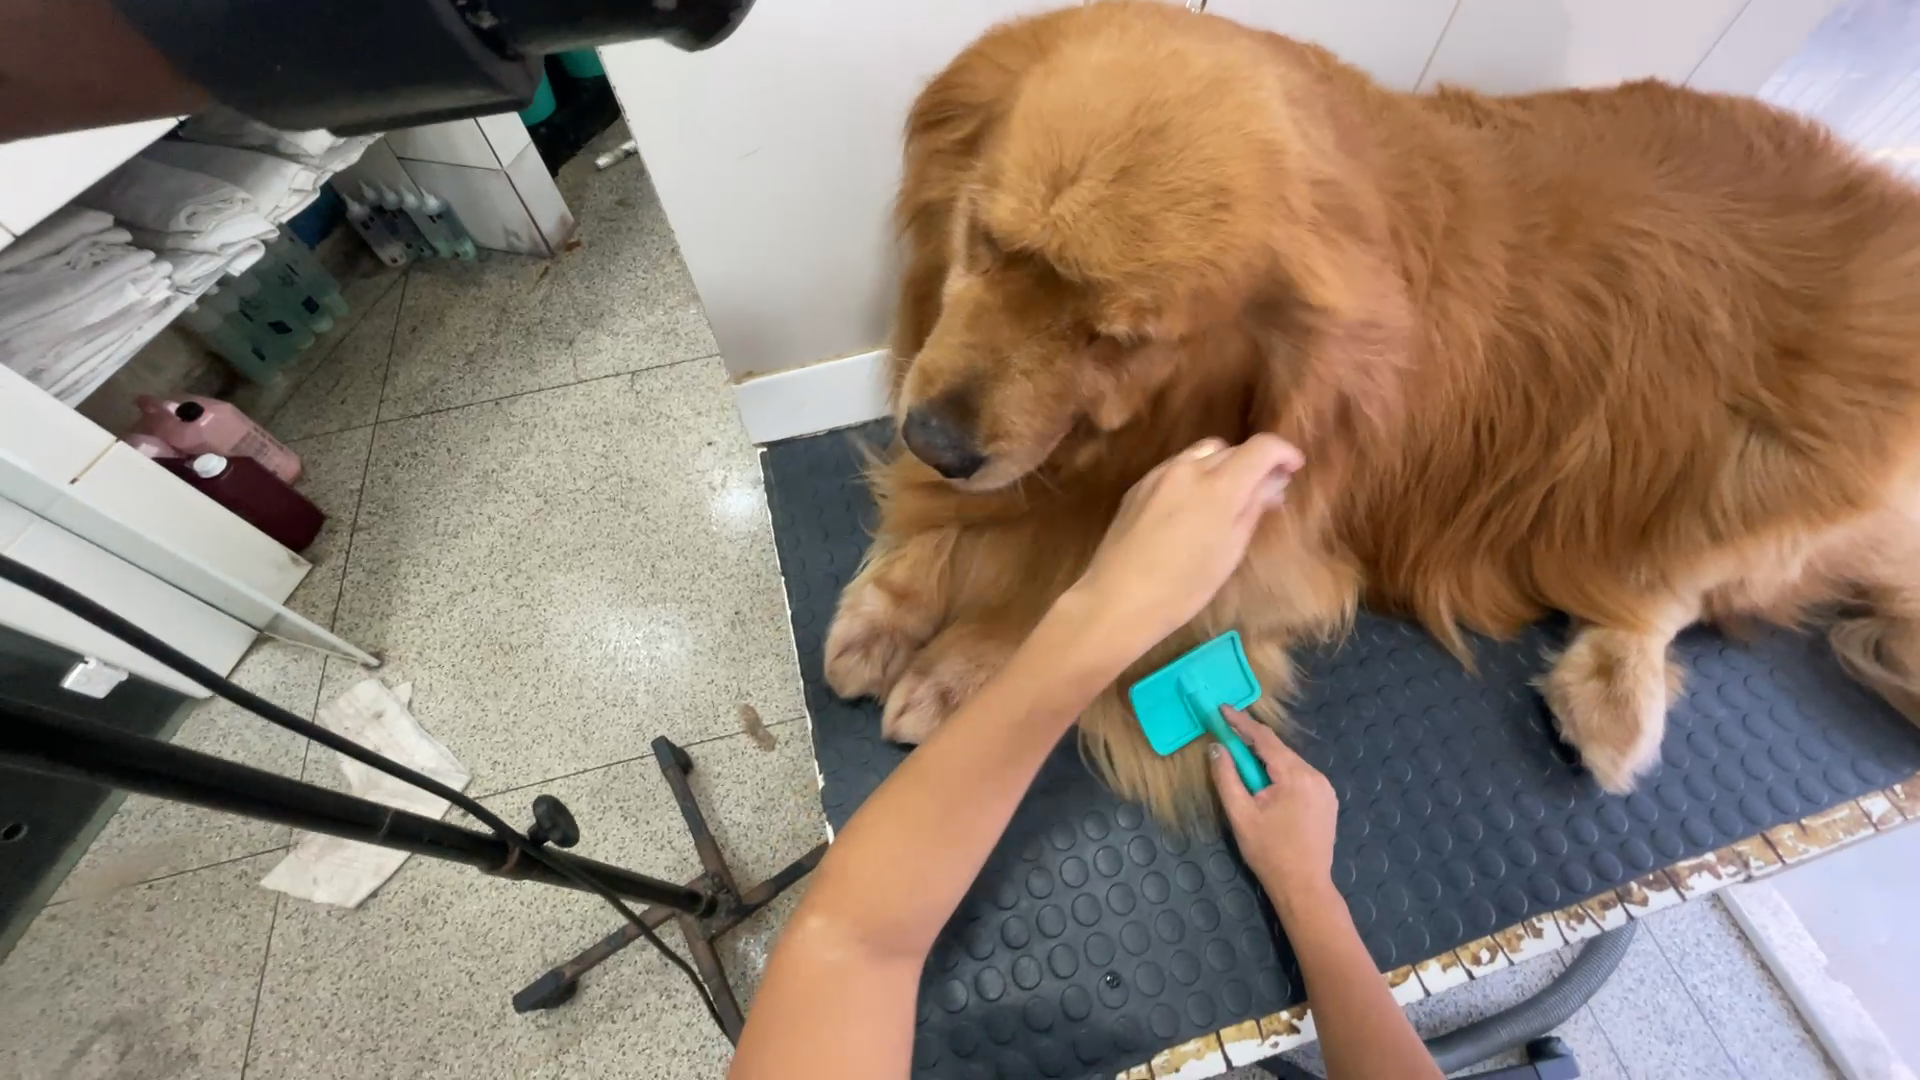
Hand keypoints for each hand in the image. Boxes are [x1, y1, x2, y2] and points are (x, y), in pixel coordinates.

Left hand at [1064, 435, 1302, 655]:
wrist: (1117, 599)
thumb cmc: (1183, 587)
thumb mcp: (1230, 551)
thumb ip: (1253, 508)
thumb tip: (1273, 482)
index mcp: (1217, 485)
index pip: (1261, 447)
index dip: (1283, 453)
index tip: (1293, 470)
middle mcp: (1186, 469)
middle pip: (1230, 449)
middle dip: (1252, 464)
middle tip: (1263, 494)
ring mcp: (1157, 475)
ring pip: (1200, 453)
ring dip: (1222, 466)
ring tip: (1228, 499)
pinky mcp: (1137, 487)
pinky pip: (1175, 468)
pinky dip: (1193, 476)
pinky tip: (1192, 507)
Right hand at [1211, 706, 1339, 914]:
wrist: (1304, 888)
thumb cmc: (1269, 852)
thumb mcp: (1240, 814)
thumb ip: (1227, 776)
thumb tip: (1216, 747)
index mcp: (1295, 777)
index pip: (1264, 739)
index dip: (1241, 722)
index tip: (1221, 709)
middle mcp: (1315, 776)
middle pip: (1277, 749)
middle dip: (1250, 741)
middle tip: (1225, 735)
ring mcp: (1325, 789)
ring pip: (1288, 762)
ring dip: (1264, 758)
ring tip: (1241, 762)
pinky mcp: (1327, 800)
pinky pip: (1298, 775)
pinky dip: (1278, 772)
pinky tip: (1264, 782)